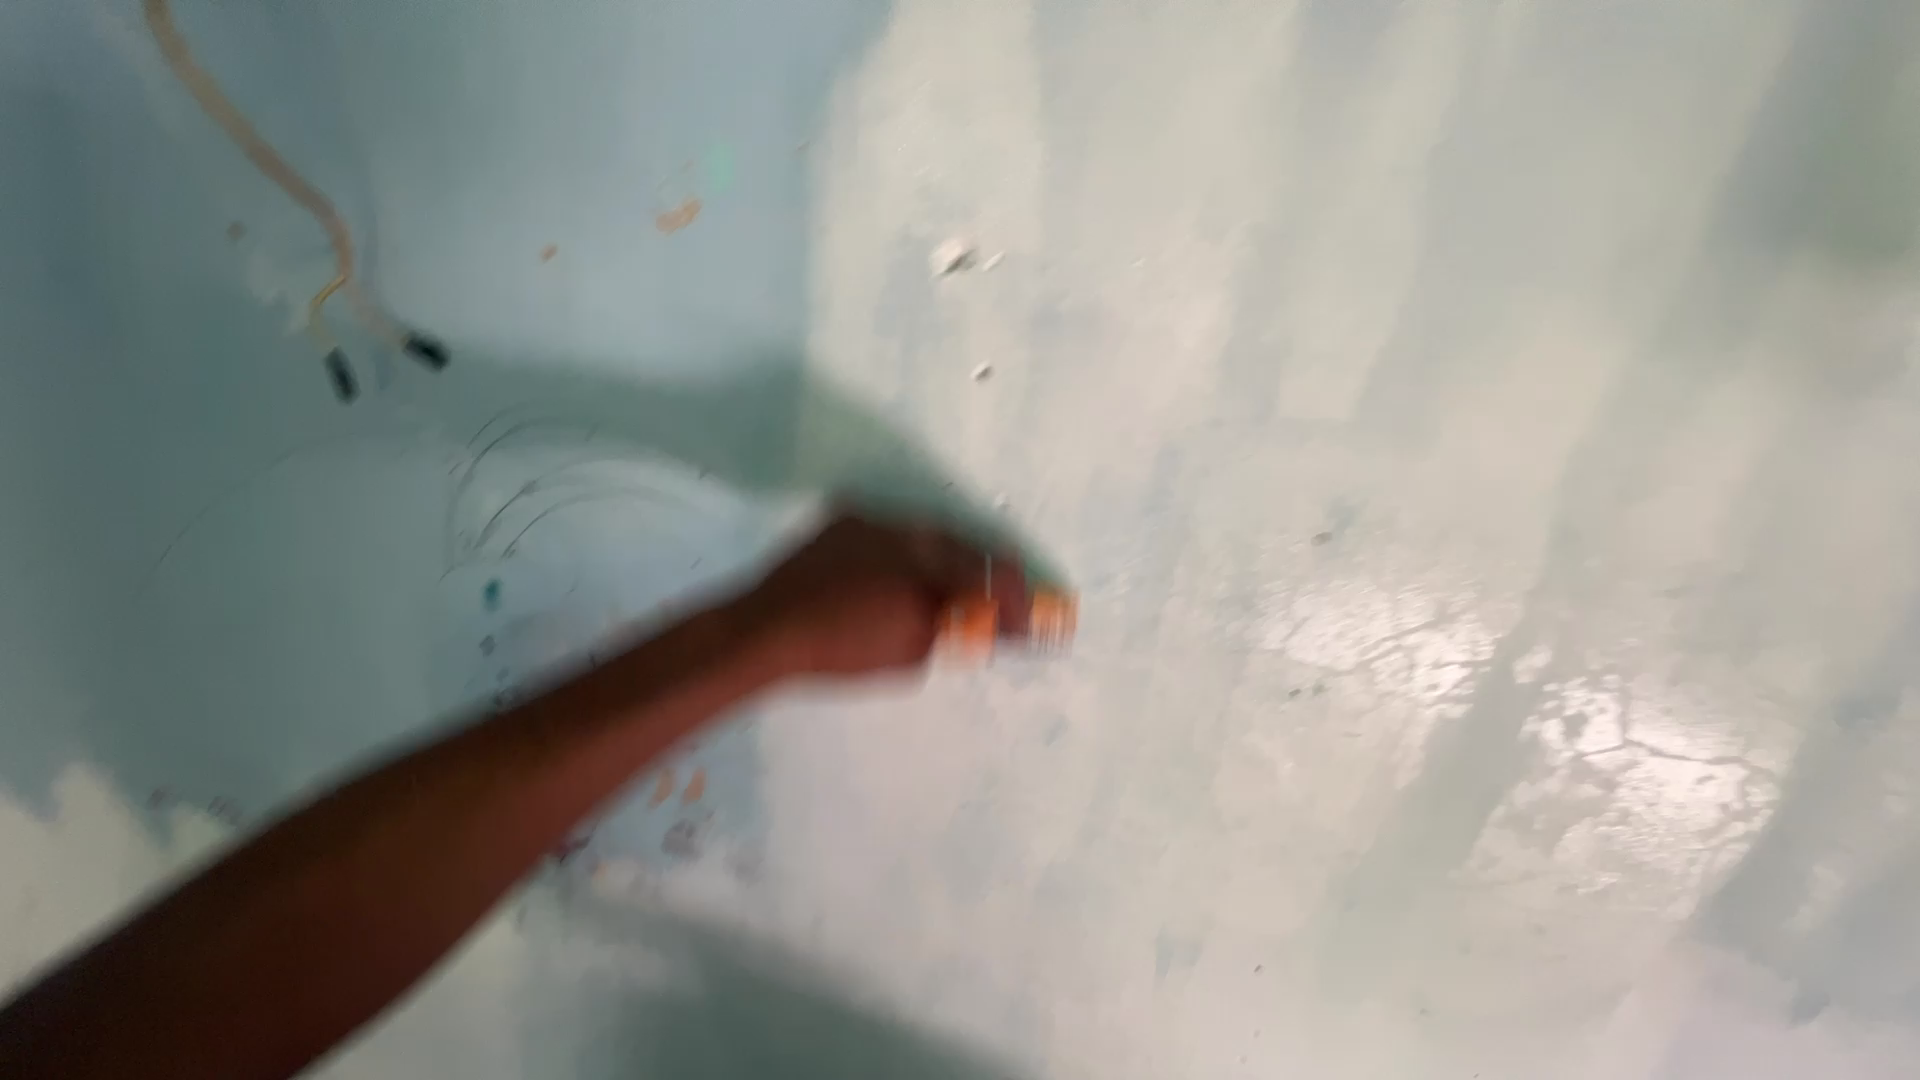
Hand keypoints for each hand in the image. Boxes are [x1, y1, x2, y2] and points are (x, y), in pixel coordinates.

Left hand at [742, 512, 1026, 677]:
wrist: (763, 630)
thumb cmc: (840, 649)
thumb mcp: (909, 651)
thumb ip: (953, 629)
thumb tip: (981, 622)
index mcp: (922, 560)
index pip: (984, 574)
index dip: (1013, 599)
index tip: (1032, 619)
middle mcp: (902, 527)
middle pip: (961, 547)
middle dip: (988, 574)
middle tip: (1008, 598)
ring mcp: (870, 521)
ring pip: (927, 537)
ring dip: (950, 561)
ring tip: (964, 587)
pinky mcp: (844, 523)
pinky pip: (893, 535)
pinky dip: (912, 554)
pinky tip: (915, 573)